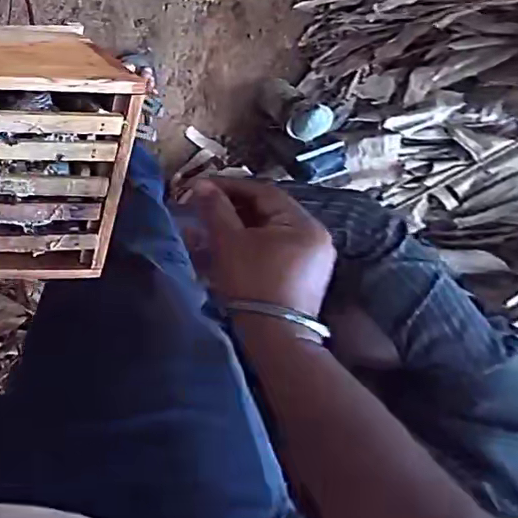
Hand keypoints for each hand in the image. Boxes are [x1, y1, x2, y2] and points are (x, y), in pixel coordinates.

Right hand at [185, 178, 335, 317]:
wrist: (273, 334)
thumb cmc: (251, 281)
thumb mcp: (228, 240)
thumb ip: (215, 208)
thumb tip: (201, 184)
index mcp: (304, 224)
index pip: (264, 192)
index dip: (229, 186)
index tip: (201, 186)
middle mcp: (315, 236)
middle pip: (269, 209)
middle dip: (233, 204)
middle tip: (204, 203)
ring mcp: (313, 256)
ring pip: (270, 228)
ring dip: (239, 222)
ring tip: (211, 223)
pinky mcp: (304, 273)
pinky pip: (274, 245)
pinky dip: (251, 239)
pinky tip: (228, 243)